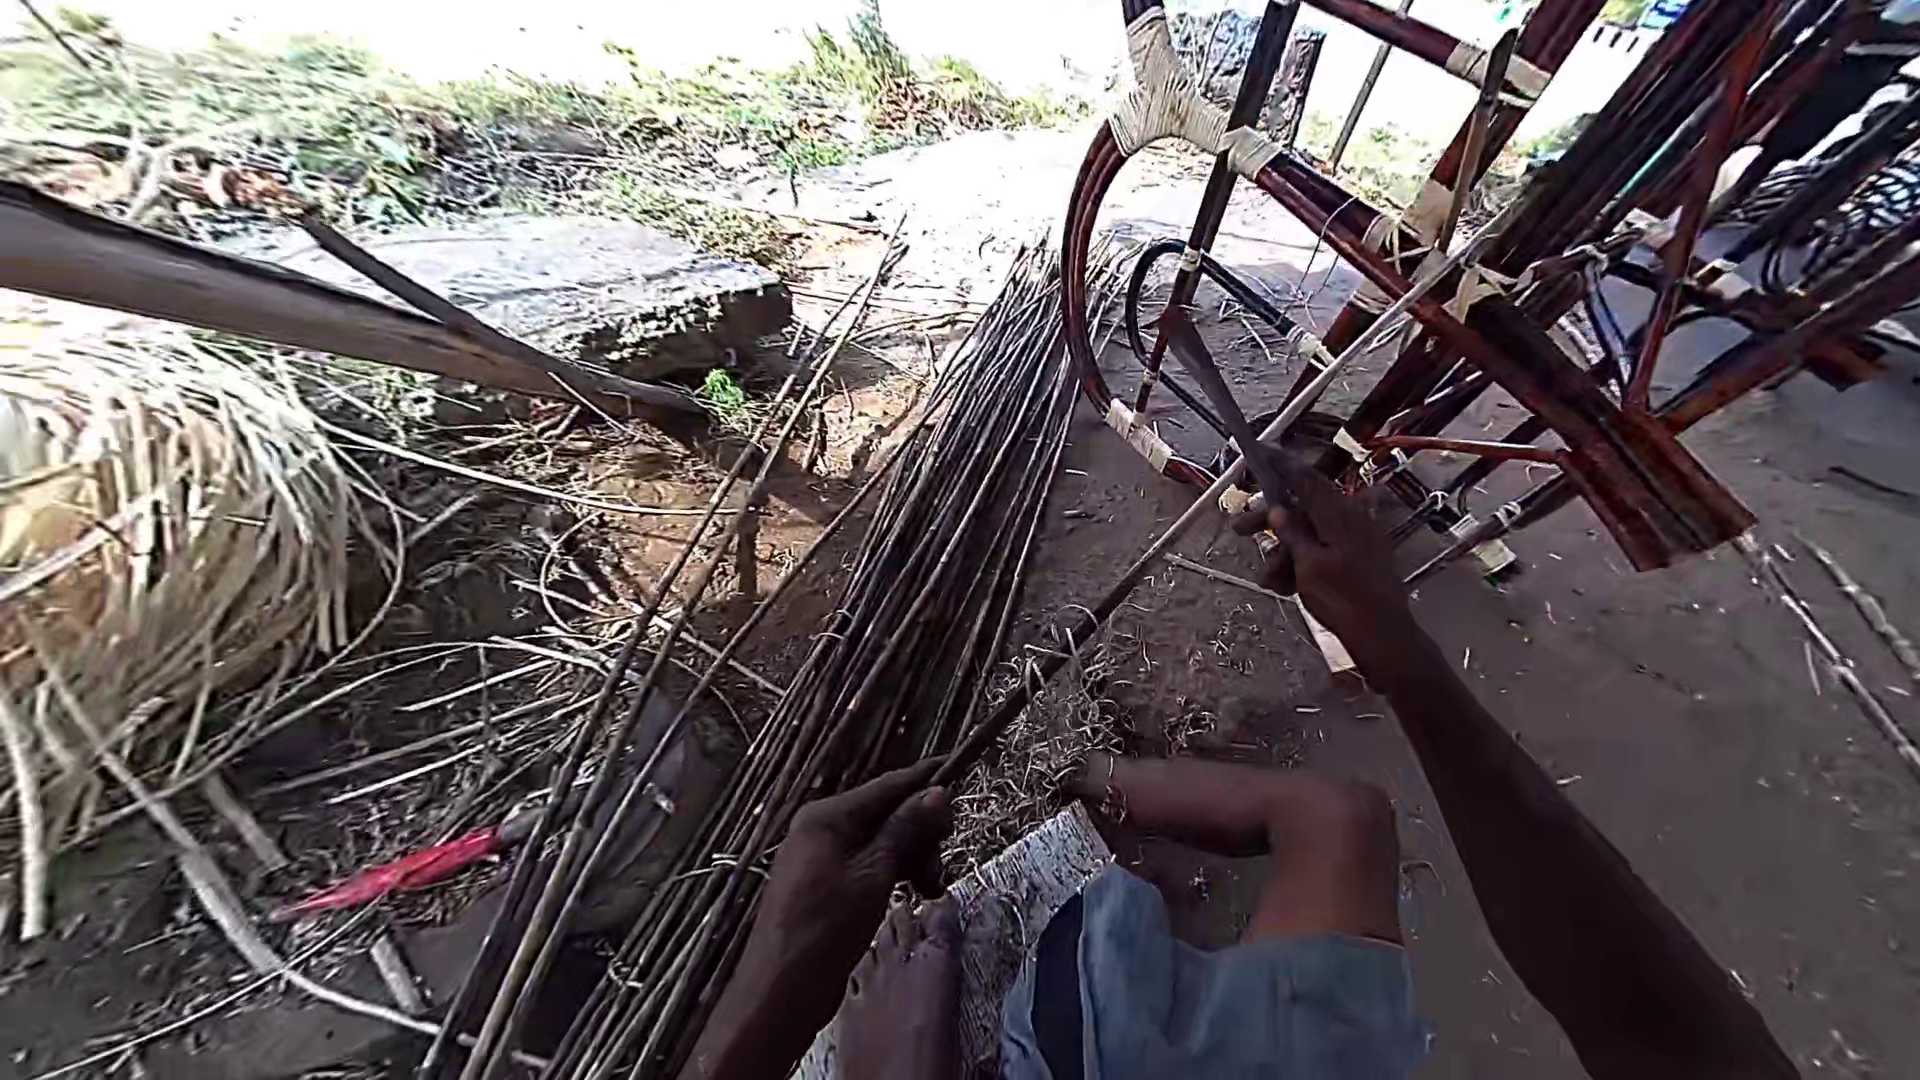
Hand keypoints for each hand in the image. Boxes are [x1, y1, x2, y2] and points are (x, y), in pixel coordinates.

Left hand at [753, 758, 952, 977]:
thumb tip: (939, 792)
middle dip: (920, 832)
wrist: (778, 994)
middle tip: (942, 859)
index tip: (957, 770)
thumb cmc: (826, 927)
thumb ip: (906, 829)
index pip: (887, 785)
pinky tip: (915, 891)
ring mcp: (823, 854)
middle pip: (886, 813)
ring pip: (882, 839)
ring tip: (932, 886)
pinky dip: (894, 871)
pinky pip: (870, 861)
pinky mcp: (828, 880)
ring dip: (912, 856)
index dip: (924, 779)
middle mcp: (823, 826)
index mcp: (828, 815)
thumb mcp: (874, 874)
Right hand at [1231, 445, 1415, 658]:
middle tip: (1239, 530)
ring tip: (1270, 581)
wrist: (1383, 636)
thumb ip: (1292, 534)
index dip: (1281, 465)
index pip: (1306, 479)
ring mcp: (1353, 542)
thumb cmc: (1343, 599)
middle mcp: (1348, 522)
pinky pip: (1318, 553)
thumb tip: (1278, 510)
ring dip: (1282, 554)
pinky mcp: (1354, 561)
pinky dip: (1299, 566)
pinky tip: (1286, 587)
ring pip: (1306, 536)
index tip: (1259, 451)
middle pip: (1301, 509)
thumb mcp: (1308, 565)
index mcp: (1340, 516)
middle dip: (1269, 523)